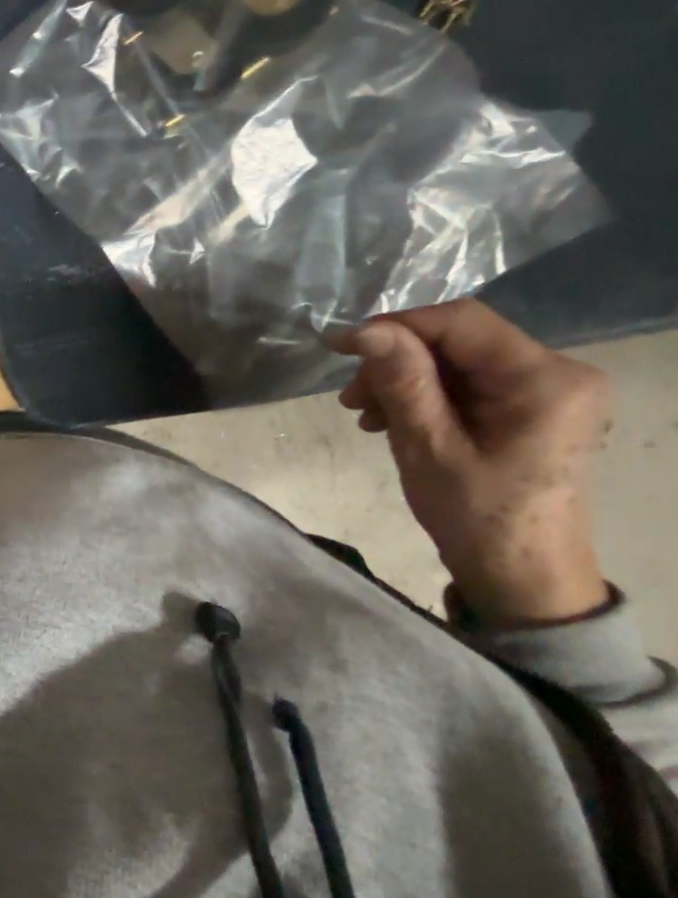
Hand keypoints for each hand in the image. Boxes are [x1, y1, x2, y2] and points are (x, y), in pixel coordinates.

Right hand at [337, 300, 611, 622]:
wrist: (521, 574)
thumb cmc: (476, 515)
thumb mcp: (428, 447)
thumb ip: (403, 383)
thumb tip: (365, 331)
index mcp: (546, 379)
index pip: (462, 323)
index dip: (396, 326)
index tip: (338, 349)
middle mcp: (560, 373)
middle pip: (461, 341)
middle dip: (397, 361)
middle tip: (350, 400)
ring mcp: (550, 392)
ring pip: (459, 362)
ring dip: (405, 381)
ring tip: (368, 417)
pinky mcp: (534, 409)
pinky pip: (471, 384)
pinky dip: (426, 396)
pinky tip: (396, 422)